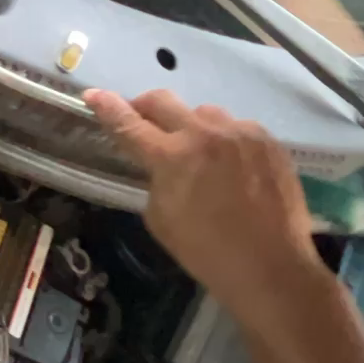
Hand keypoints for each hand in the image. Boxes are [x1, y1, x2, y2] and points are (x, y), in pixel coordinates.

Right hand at [84, 89, 326, 319]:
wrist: (271, 268)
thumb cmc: (205, 251)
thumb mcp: (158, 217)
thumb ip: (154, 178)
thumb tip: (159, 163)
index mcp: (170, 157)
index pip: (127, 122)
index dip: (106, 106)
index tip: (92, 94)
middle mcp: (203, 134)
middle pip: (161, 100)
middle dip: (144, 107)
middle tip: (142, 123)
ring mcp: (240, 133)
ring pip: (202, 112)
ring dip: (189, 125)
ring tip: (197, 151)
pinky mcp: (267, 140)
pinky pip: (236, 127)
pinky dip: (224, 139)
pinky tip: (230, 164)